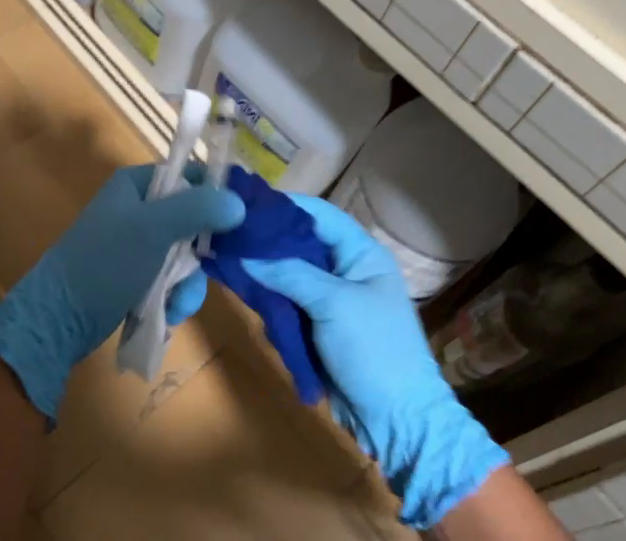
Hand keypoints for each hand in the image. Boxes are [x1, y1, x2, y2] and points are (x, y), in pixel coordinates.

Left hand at [0, 163, 244, 420]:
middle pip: (193, 220)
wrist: (57, 319)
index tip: (240, 220)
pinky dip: (172, 296)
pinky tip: (166, 315)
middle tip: (204, 269)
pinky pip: (169, 279)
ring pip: (184, 255)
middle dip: (199, 253)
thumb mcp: (153, 229)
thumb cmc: (104, 262)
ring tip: (175, 304)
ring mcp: (136, 244)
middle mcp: (138, 208)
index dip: (216, 194)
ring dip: (186, 283)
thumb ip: (197, 209)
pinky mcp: (135, 275)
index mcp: (136, 185)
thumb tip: (238, 201)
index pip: (189, 175)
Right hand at [244, 194, 509, 528]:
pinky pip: (290, 306)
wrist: (397, 420)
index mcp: (362, 254)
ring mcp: (334, 301)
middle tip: (228, 240)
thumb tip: (246, 254)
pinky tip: (252, 305)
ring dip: (268, 280)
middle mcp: (347, 270)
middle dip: (269, 246)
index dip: (285, 207)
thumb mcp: (334, 305)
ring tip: (232, 271)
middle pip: (301, 245)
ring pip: (290, 277)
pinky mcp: (321, 328)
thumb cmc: (374, 349)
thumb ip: (291, 274)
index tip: (245, 204)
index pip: (320, 215)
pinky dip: (274, 308)